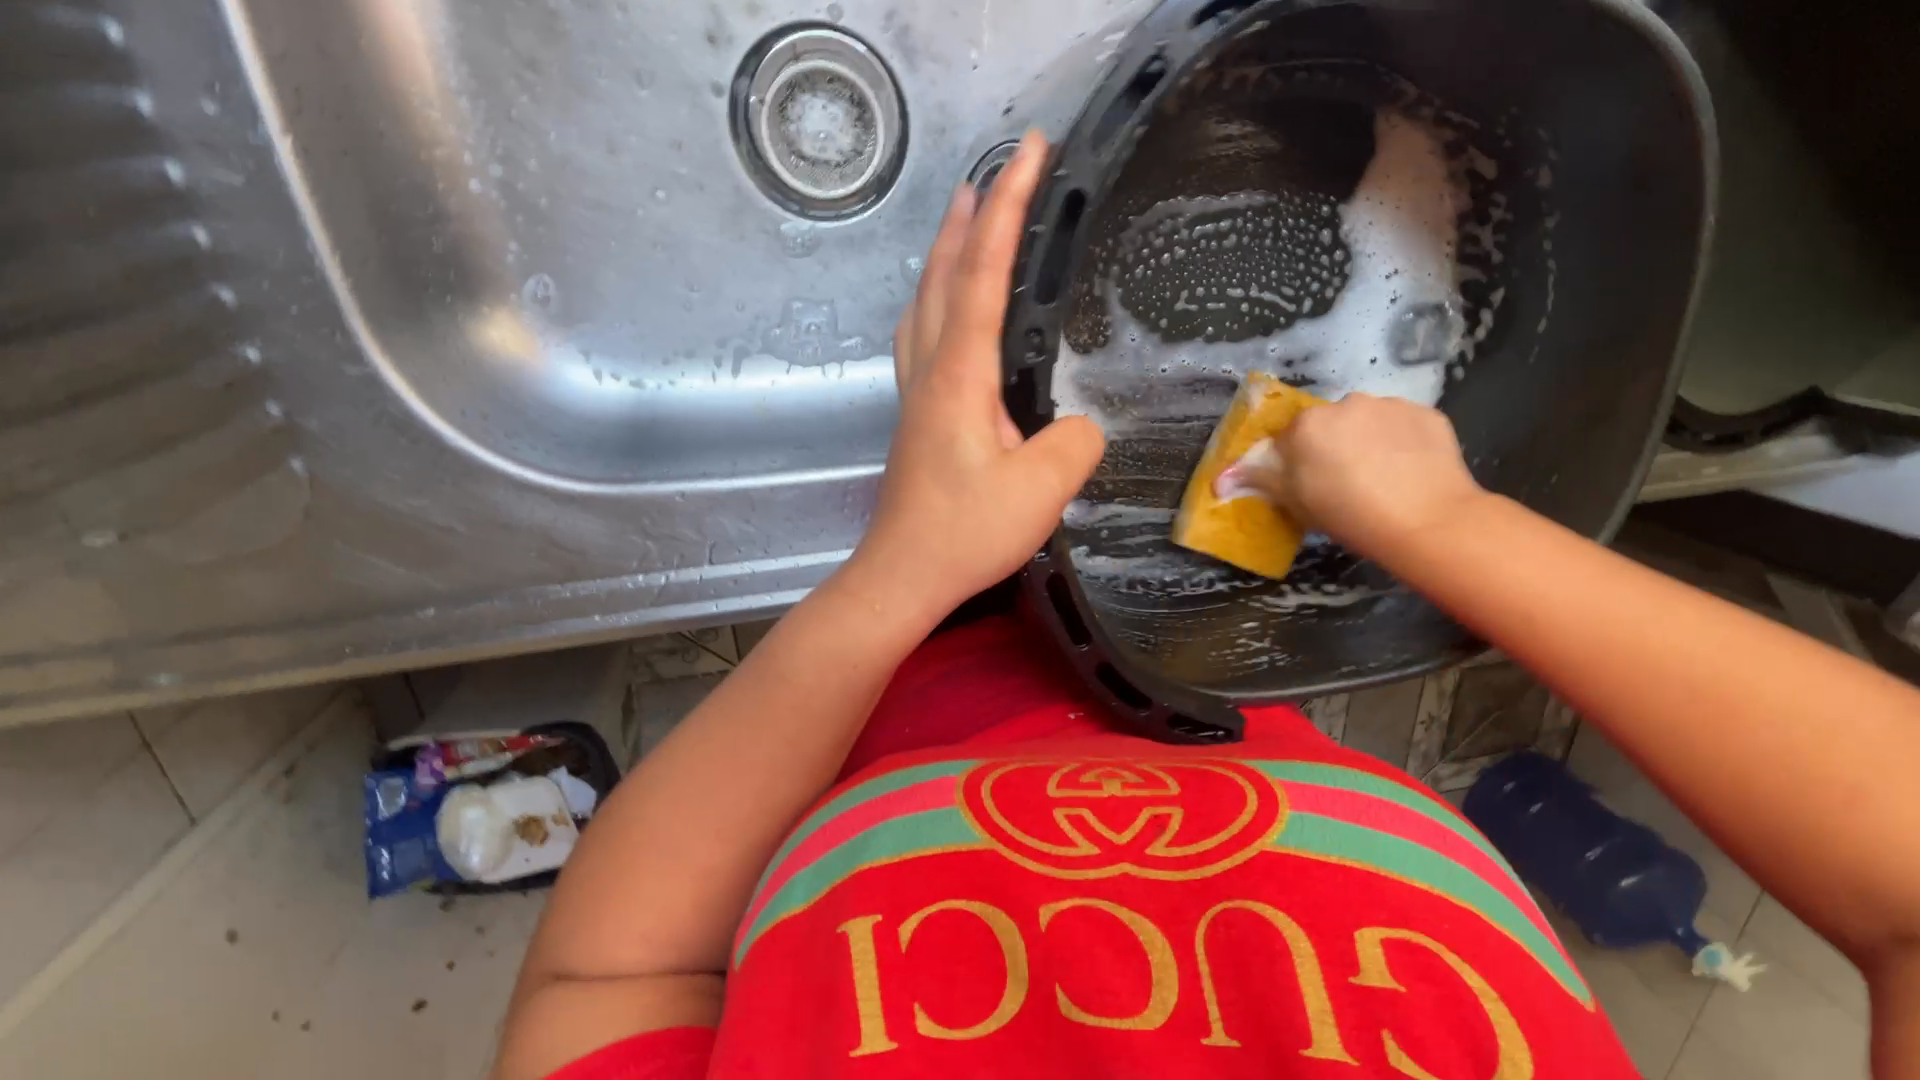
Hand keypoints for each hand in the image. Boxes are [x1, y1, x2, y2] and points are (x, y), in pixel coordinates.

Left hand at [849, 132, 1104, 621]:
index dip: (1008, 208)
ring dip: (943, 253)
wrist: (903, 575)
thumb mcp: (1041, 489)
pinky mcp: (916, 418)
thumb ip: (1074, 443)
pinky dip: (933, 298)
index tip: (1029, 152)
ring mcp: (916, 394)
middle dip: (971, 215)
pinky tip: (942, 308)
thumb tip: (1079, 426)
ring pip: (922, 303)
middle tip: (995, 170)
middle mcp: (930, 372)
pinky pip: (920, 335)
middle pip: (942, 275)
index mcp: (959, 375)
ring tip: (965, 220)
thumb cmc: (965, 534)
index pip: (983, 274)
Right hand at [1220, 392, 1483, 554]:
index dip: (1295, 463)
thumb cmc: (1348, 513)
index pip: (1289, 438)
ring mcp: (1391, 405)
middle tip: (1343, 484)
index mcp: (1307, 424)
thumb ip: (1258, 482)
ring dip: (1366, 441)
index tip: (1308, 487)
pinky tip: (1407, 472)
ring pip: (1368, 421)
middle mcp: (1346, 403)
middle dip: (1331, 447)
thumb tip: (1220, 481)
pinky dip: (1401, 443)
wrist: (1427, 521)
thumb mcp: (1295, 503)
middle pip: (1329, 425)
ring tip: (1380, 479)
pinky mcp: (1428, 414)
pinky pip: (1403, 426)